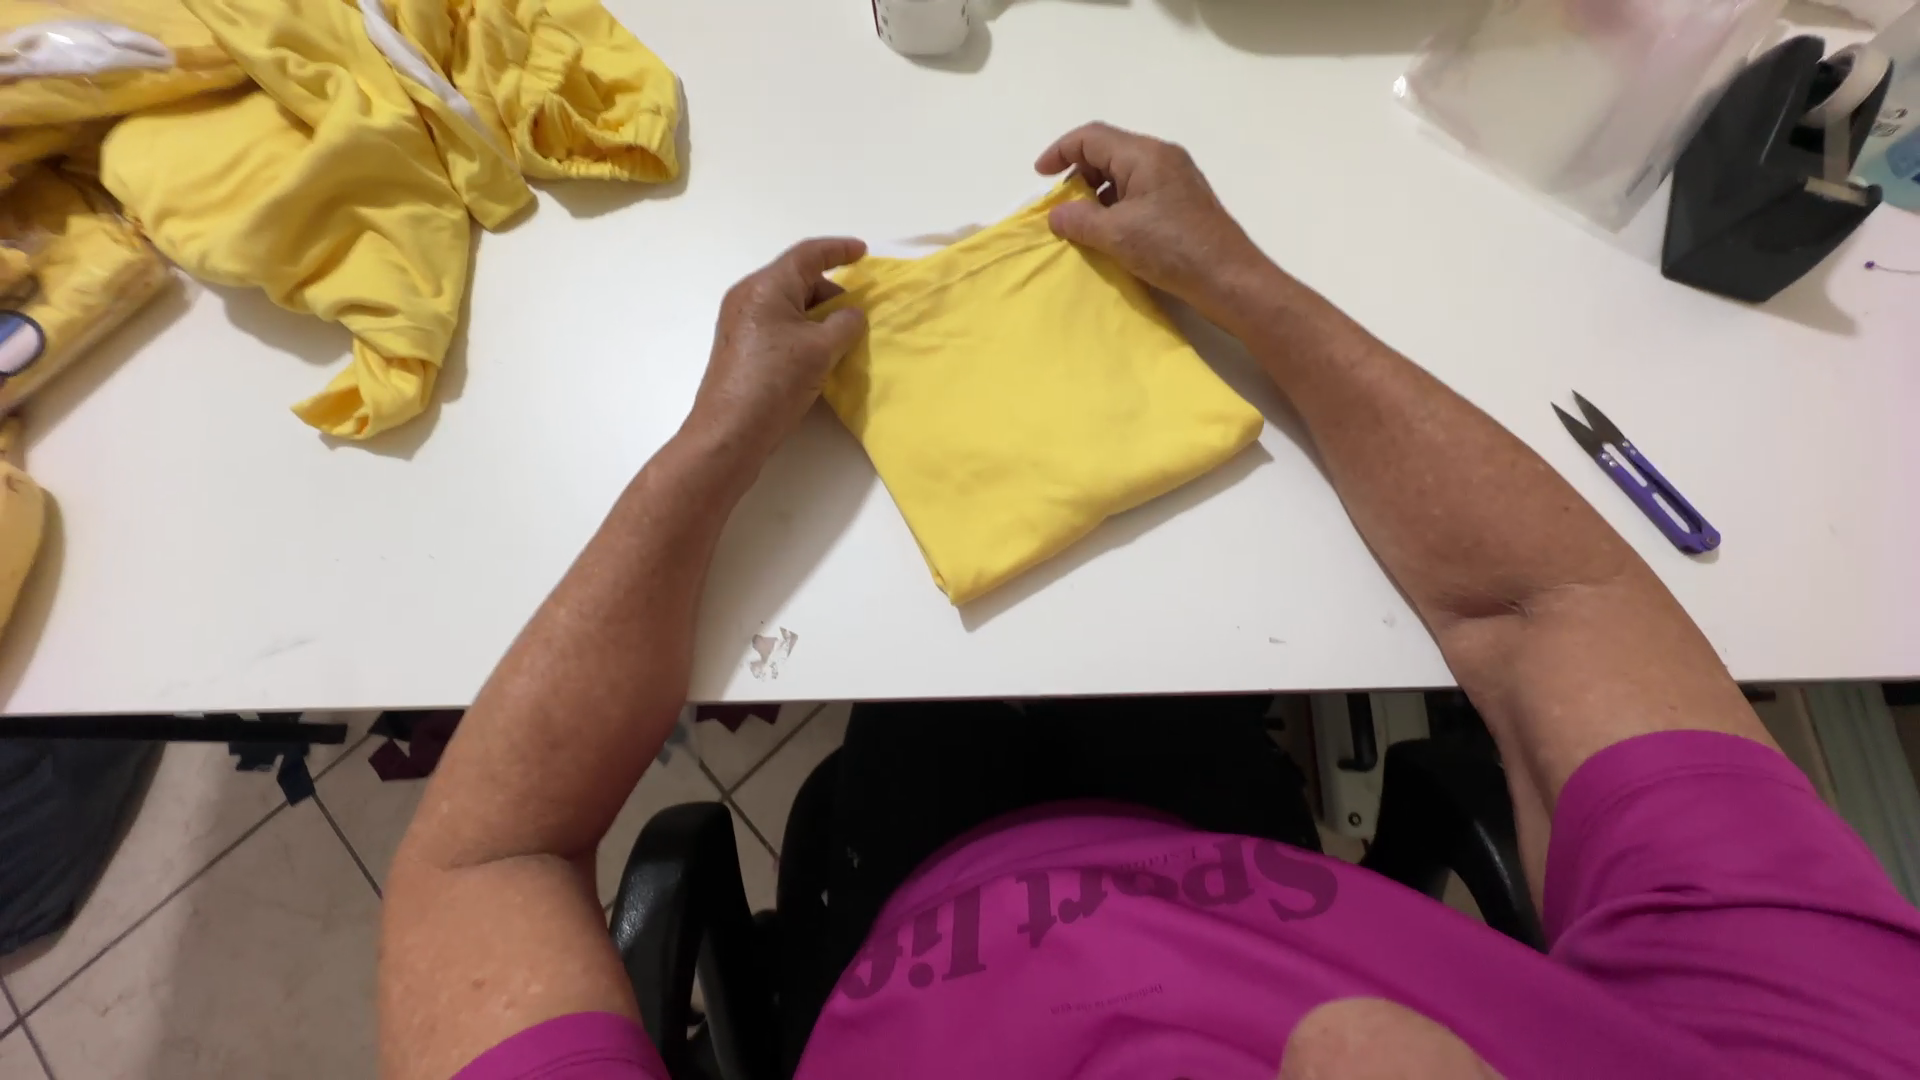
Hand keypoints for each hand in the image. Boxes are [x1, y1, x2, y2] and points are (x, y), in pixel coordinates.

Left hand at [683, 237, 868, 466]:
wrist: (730, 432)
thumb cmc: (775, 382)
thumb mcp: (820, 350)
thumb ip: (845, 325)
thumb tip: (853, 315)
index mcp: (765, 287)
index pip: (808, 255)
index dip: (839, 250)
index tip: (863, 253)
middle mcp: (749, 297)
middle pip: (798, 281)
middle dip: (832, 293)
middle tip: (859, 316)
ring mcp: (742, 324)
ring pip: (790, 308)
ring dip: (820, 317)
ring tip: (844, 340)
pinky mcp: (742, 350)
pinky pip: (781, 328)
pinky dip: (805, 334)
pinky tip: (821, 357)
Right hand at [1035, 123, 1276, 320]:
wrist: (1226, 277)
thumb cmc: (1171, 249)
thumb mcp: (1116, 235)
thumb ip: (1080, 220)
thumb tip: (1056, 214)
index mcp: (1144, 155)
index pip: (1092, 137)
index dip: (1060, 152)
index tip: (1040, 176)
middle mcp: (1161, 157)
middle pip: (1108, 151)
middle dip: (1078, 174)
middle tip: (1061, 207)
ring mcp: (1174, 179)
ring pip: (1123, 174)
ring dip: (1097, 194)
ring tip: (1082, 224)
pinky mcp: (1181, 202)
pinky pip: (1138, 192)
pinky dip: (1116, 205)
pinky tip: (1109, 233)